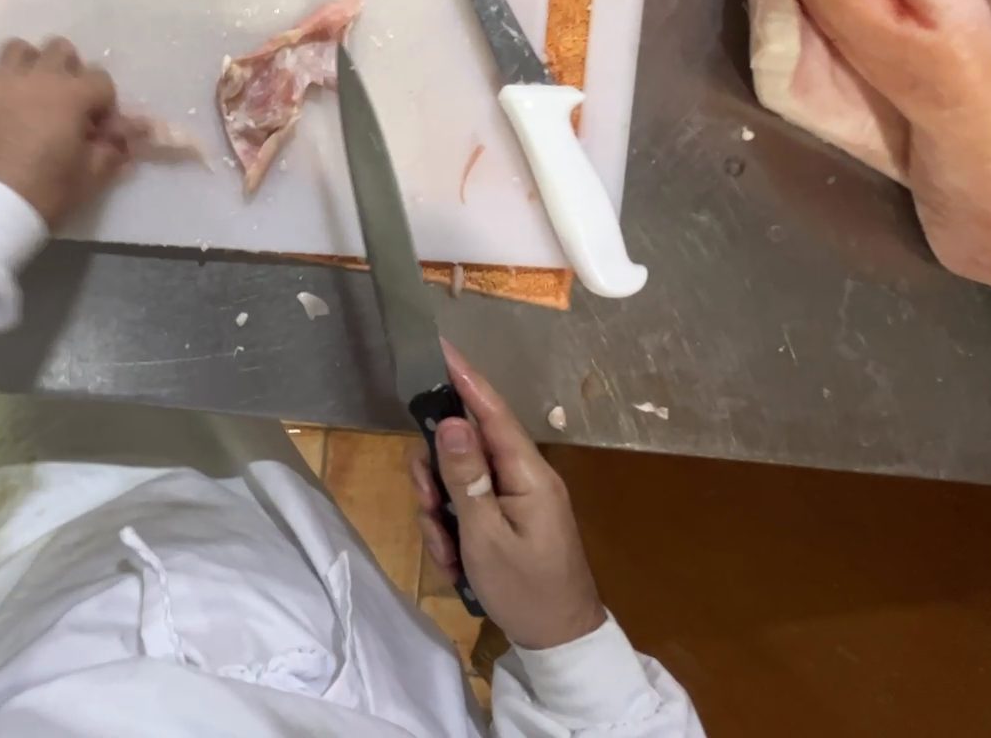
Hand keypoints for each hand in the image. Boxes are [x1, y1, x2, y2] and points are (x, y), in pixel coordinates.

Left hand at [0, 37, 127, 226]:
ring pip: (19, 49)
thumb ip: (111, 151)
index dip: (105, 105)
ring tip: (30, 93)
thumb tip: (128, 138)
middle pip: (61, 49)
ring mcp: (1, 81)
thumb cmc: (43, 192)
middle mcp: (38, 76)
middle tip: (66, 104)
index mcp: (72, 94)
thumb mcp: (88, 177)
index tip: (98, 130)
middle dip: (69, 71)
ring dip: (30, 65)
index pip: (102, 81)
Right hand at [409, 342, 606, 650]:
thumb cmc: (525, 589)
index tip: (438, 345)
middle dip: (436, 475)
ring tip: (448, 549)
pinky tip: (456, 560)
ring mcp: (514, 496)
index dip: (464, 377)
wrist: (560, 645)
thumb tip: (451, 420)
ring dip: (440, 509)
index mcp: (527, 473)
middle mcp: (522, 475)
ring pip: (456, 477)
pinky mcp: (505, 515)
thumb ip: (464, 475)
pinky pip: (464, 503)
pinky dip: (451, 528)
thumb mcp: (484, 534)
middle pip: (462, 445)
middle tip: (430, 507)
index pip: (491, 410)